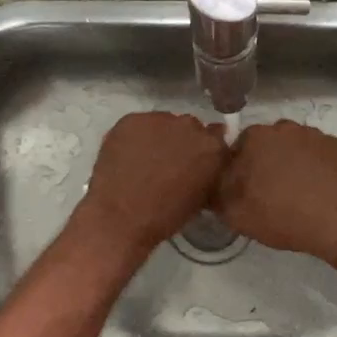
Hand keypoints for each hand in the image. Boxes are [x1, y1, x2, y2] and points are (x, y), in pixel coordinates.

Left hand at [76, 112, 228, 250]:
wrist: (121, 218)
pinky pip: (138, 124)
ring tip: (144, 159)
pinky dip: (135, 136)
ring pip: (163, 123)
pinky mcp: (132, 119)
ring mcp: (160, 119)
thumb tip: (202, 165)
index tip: (193, 160)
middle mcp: (190, 125)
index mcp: (213, 147)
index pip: (216, 137)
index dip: (202, 149)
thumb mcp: (200, 198)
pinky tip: (127, 155)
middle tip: (168, 161)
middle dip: (181, 140)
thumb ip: (208, 173)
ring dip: (158, 137)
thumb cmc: (165, 217)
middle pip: (189, 126)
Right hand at [216, 120, 336, 257]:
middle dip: (265, 162)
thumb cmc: (279, 216)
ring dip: (289, 161)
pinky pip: (316, 152)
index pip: (237, 148)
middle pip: (266, 144)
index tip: (245, 189)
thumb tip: (210, 182)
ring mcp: (312, 134)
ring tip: (295, 190)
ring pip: (292, 146)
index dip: (240, 169)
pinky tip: (315, 188)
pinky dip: (313, 165)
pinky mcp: (335, 145)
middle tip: (269, 191)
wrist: (334, 223)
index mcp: (254, 138)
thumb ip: (215, 194)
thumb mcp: (234, 214)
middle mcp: (282, 128)